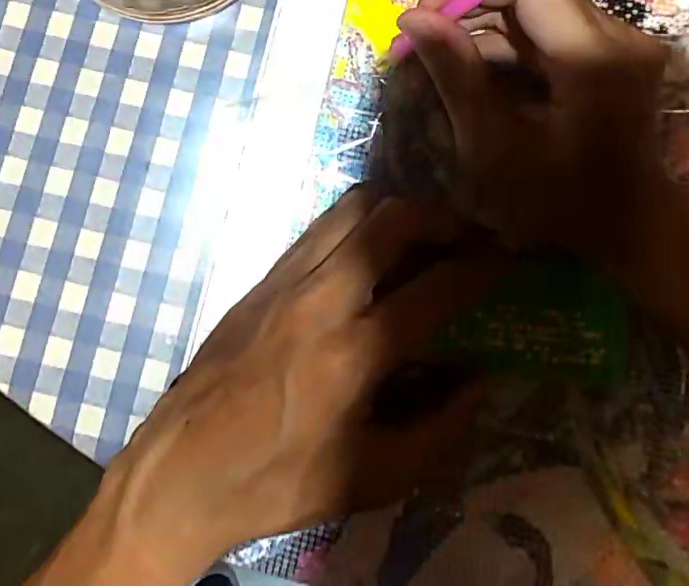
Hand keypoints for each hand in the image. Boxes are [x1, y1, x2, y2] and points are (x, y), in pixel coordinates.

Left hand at [29, 189, 506, 585]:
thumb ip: (437, 432)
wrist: (181, 465)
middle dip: (441, 216)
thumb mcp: (368, 480)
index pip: (433, 289)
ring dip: (399, 206)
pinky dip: (360, 216)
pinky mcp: (265, 272)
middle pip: (390, 221)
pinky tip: (374, 241)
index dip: (480, 268)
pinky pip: (323, 223)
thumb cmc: (276, 482)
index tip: (507, 260)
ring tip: (426, 227)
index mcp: (352, 353)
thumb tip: (481, 380)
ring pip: (353, 207)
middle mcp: (322, 297)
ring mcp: (288, 276)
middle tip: (469, 233)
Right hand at [395, 0, 670, 268]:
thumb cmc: (560, 203)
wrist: (627, 228)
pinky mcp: (603, 50)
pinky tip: (467, 67)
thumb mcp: (493, 145)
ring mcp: (613, 40)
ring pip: (530, 4)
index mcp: (593, 56)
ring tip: (433, 56)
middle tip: (417, 41)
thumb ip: (454, 74)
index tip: (422, 18)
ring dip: (477, 23)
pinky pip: (541, 27)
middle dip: (464, 6)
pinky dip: (499, 41)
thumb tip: (412, 17)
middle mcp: (615, 34)